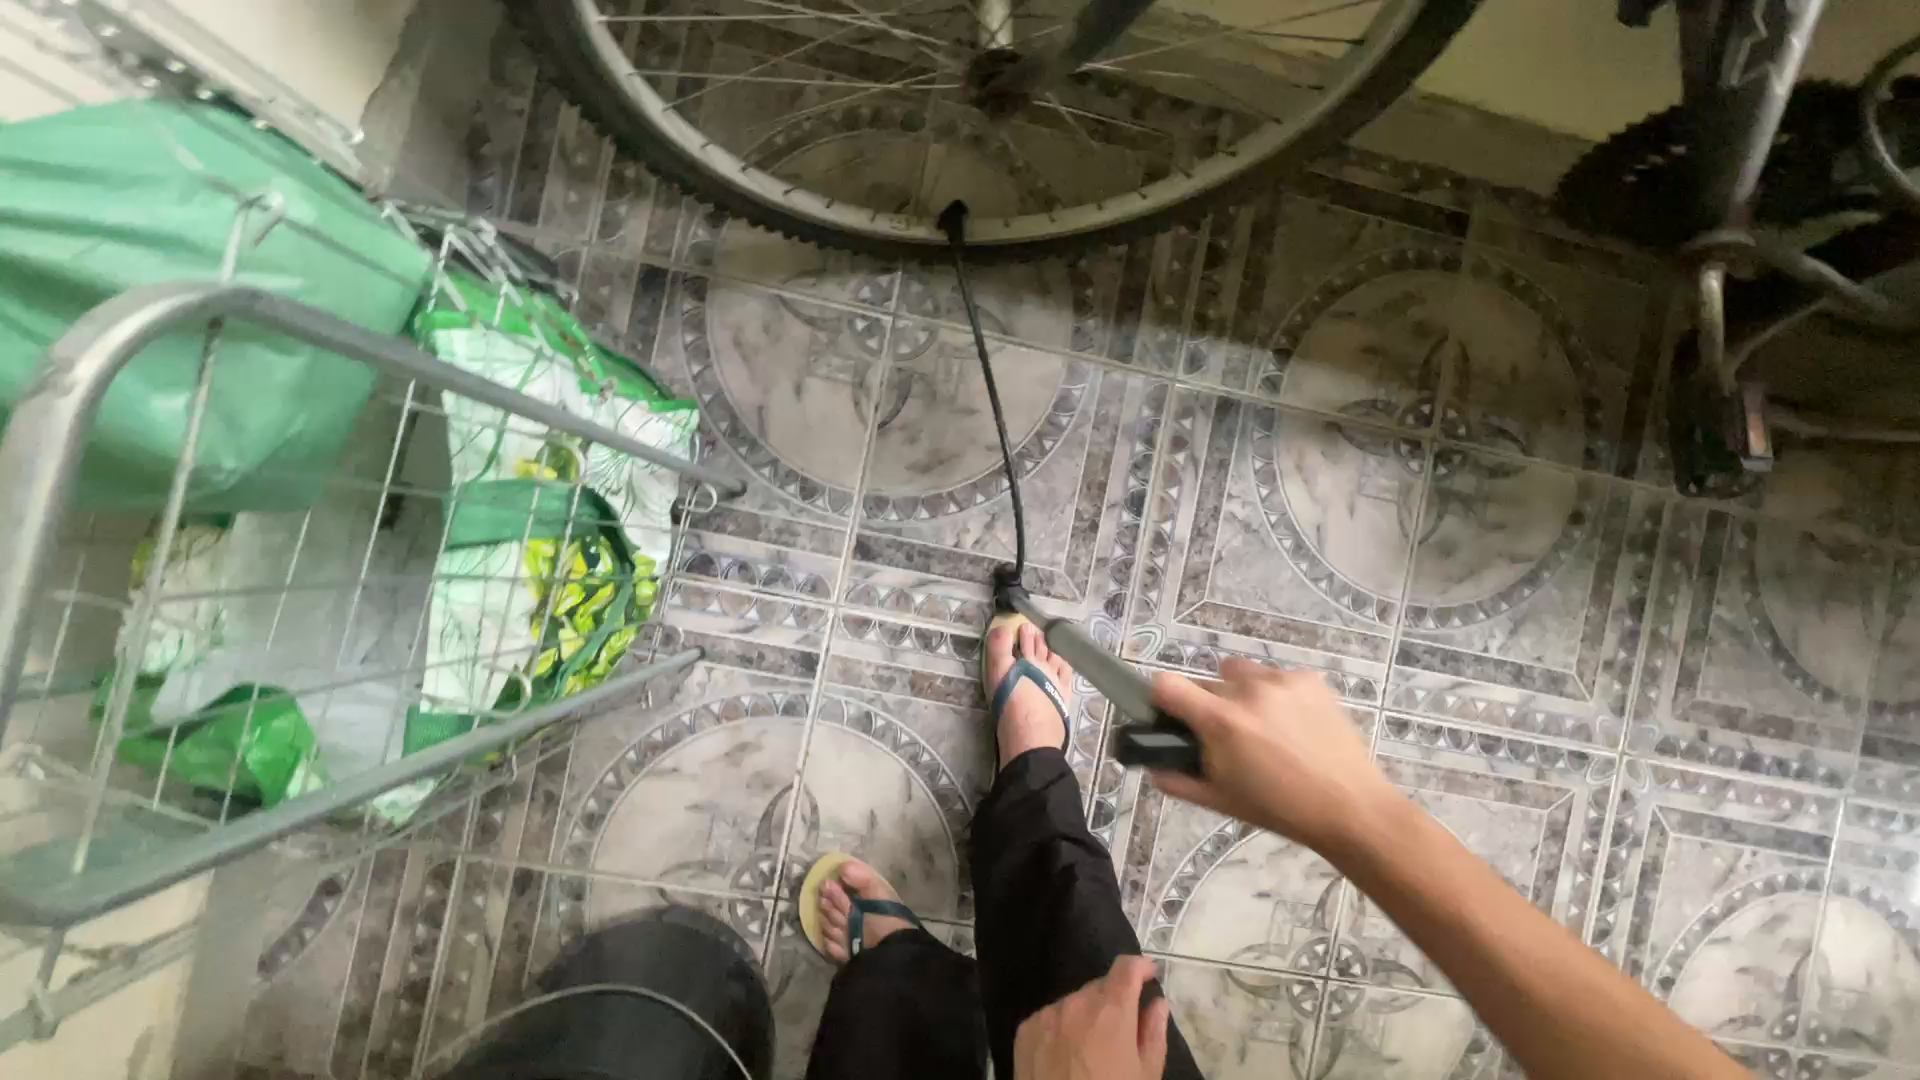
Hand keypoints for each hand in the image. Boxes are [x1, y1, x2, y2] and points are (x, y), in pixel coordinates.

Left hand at [1014, 955, 1169, 1079]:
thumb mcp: (1145, 1076)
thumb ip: (1153, 1033)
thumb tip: (1157, 1003)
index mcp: (1111, 1010)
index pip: (1126, 967)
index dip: (1140, 967)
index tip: (1149, 974)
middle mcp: (1077, 1002)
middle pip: (1100, 987)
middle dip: (1113, 1001)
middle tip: (1120, 1032)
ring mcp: (1048, 1013)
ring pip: (1074, 1002)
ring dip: (1086, 1015)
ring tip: (1090, 1051)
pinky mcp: (1026, 1029)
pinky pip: (1050, 1017)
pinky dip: (1061, 1029)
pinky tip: (1065, 1058)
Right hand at [1149, 658, 1402, 852]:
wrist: (1352, 808)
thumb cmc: (1280, 809)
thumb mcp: (1221, 801)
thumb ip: (1178, 781)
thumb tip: (1152, 767)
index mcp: (1222, 722)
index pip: (1167, 684)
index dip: (1162, 697)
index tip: (1172, 714)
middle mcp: (1248, 691)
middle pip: (1205, 682)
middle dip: (1208, 705)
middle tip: (1228, 736)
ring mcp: (1281, 681)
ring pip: (1239, 674)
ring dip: (1239, 693)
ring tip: (1263, 726)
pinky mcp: (1309, 678)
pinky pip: (1274, 676)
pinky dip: (1274, 694)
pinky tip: (1292, 722)